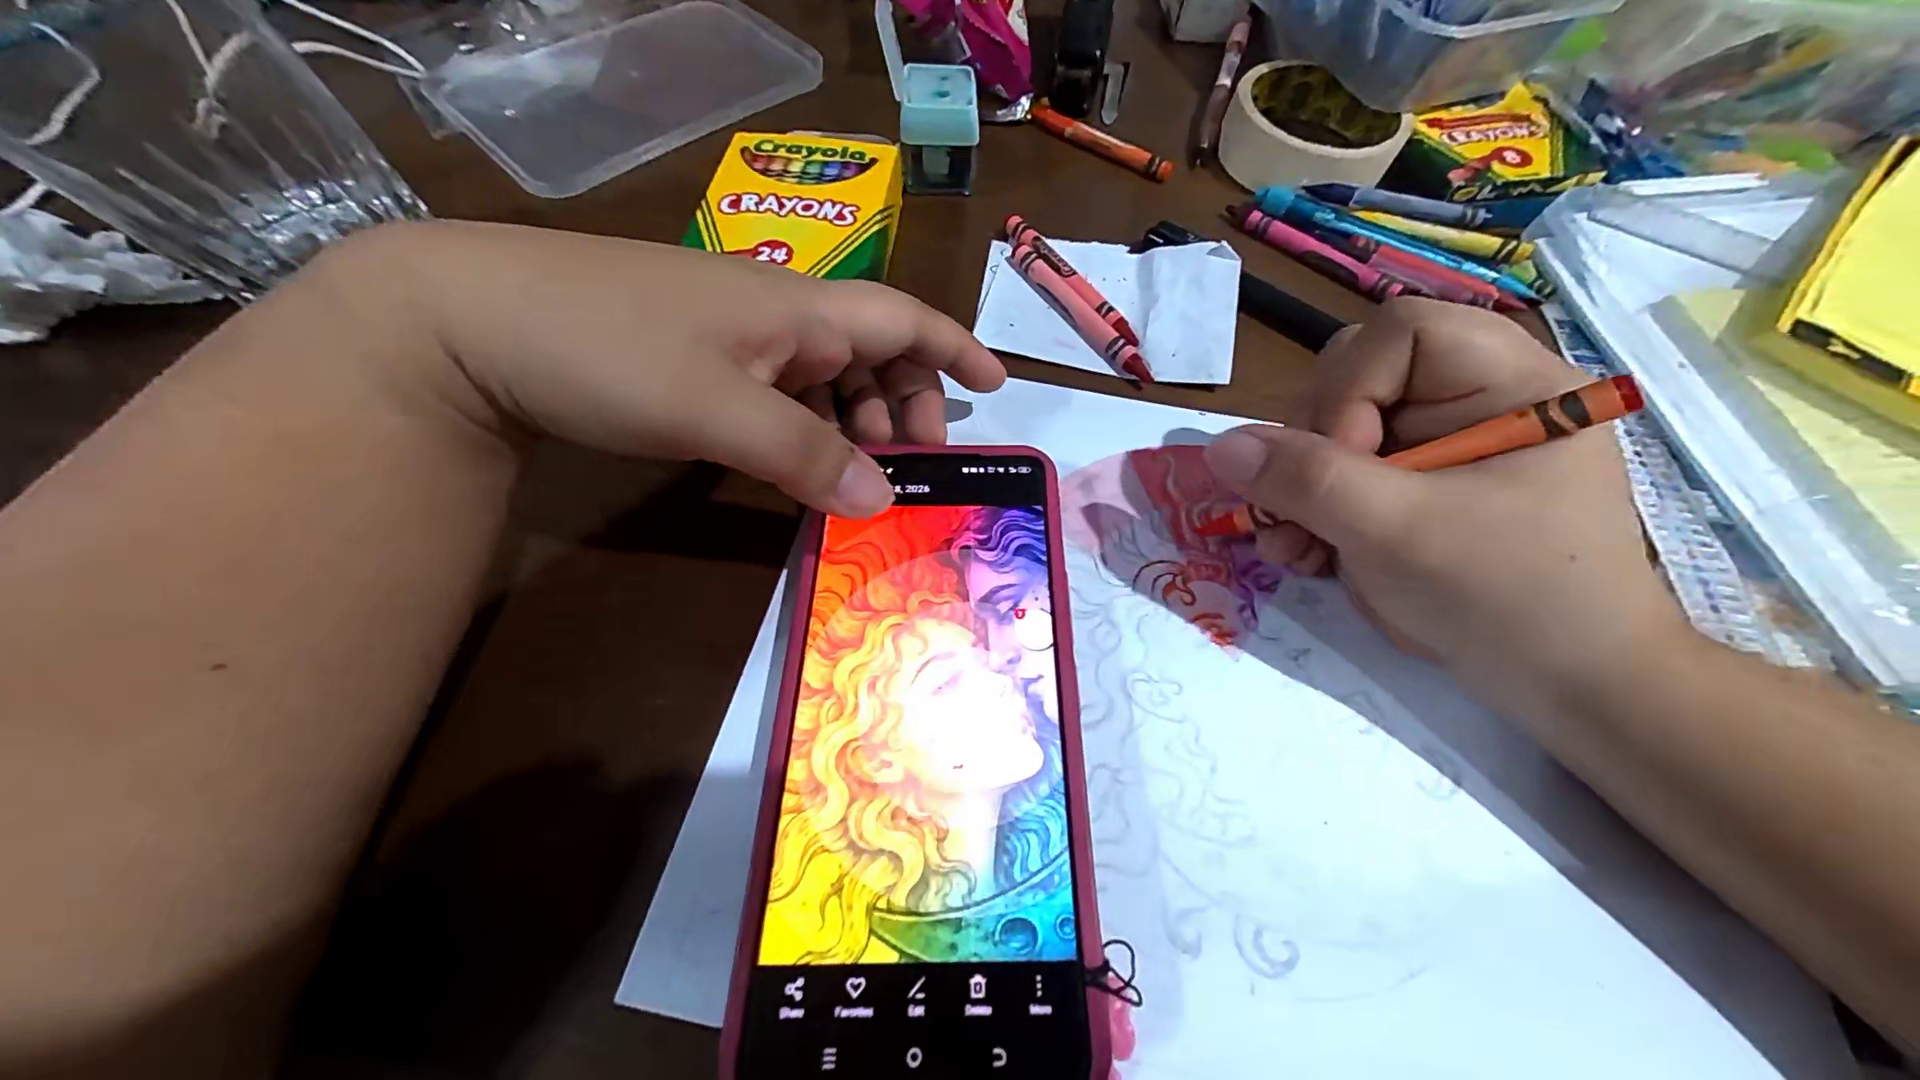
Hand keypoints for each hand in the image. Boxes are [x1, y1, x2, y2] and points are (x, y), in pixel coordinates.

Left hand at [311, 221, 1004, 516]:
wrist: (475, 324)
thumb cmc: (610, 350)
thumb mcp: (719, 409)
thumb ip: (806, 457)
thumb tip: (882, 500)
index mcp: (801, 309)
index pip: (904, 320)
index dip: (956, 350)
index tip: (997, 387)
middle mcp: (781, 317)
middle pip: (875, 354)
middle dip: (908, 405)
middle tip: (914, 462)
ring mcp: (739, 340)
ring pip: (831, 379)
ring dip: (858, 424)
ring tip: (860, 473)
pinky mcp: (703, 365)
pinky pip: (785, 397)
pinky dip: (810, 431)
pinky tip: (804, 466)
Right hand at [1203, 298, 1684, 706]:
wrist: (1567, 686)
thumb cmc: (1505, 597)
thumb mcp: (1395, 533)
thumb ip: (1305, 482)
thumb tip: (1220, 447)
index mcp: (1507, 385)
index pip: (1400, 335)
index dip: (1349, 391)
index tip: (1344, 465)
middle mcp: (1472, 403)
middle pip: (1352, 381)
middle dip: (1309, 451)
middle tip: (1295, 512)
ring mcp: (1441, 448)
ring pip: (1333, 433)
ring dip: (1296, 490)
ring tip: (1290, 546)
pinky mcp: (1417, 488)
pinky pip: (1338, 474)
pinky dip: (1310, 511)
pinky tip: (1306, 552)